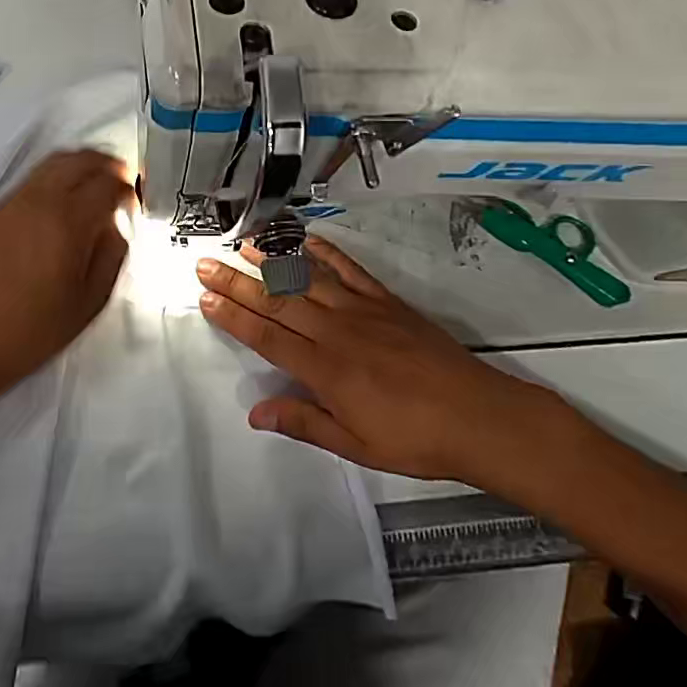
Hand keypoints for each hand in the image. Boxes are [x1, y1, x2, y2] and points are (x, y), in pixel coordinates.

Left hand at [0, 150, 132, 442]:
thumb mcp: (90, 301)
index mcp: (68, 221)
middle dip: (109, 165)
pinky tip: (66, 203)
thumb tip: (114, 224)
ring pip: (54, 162)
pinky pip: (35, 177)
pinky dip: (58, 176)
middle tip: (125, 183)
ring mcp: (13, 202)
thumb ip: (112, 253)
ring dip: (82, 166)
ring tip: (98, 187)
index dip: (130, 185)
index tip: (139, 200)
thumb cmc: (34, 331)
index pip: (108, 182)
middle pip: (80, 159)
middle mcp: (40, 200)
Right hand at [196, 235, 594, 502]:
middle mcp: (337, 332)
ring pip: (308, 279)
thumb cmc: (415, 439)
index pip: (267, 337)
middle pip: (278, 301)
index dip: (234, 316)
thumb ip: (305, 423)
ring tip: (243, 244)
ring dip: (273, 261)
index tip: (206, 298)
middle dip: (238, 282)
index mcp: (326, 370)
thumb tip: (256, 413)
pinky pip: (351, 271)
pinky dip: (328, 253)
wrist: (480, 417)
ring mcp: (363, 311)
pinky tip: (307, 240)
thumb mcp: (356, 446)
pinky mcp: (388, 302)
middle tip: (206, 263)